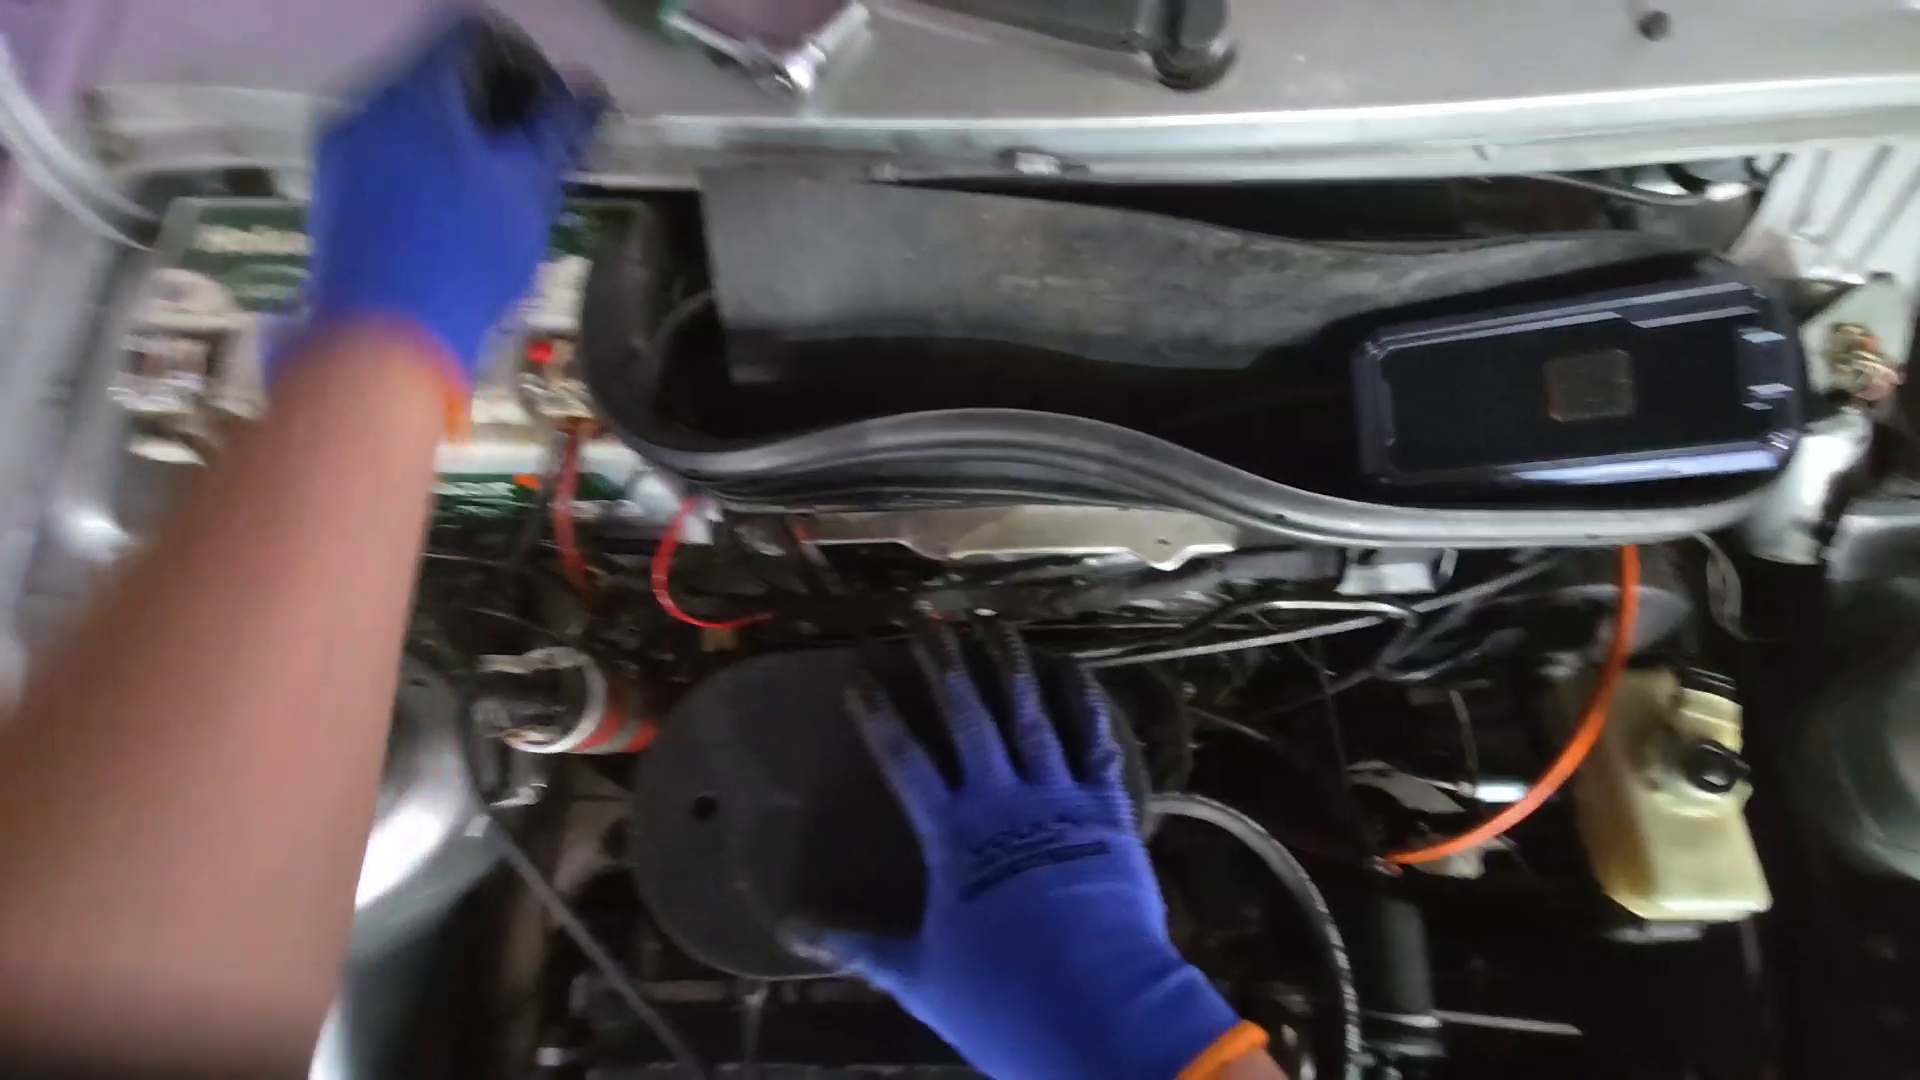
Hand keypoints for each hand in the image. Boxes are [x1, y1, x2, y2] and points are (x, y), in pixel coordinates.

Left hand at [284, 11, 603, 389]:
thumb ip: (558, 131)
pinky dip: (435, 166)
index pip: (476, 34)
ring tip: (504, 195)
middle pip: (445, 76)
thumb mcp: (529, 190)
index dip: (528, 64)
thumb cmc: (469, 253)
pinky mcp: (335, 186)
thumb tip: (590, 89)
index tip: (556, 111)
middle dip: (500, 109)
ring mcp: (344, 144)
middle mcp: (368, 100)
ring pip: (419, 117)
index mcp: (418, 90)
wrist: (387, 327)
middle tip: (538, 158)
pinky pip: (394, 152)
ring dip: (469, 141)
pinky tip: (460, 217)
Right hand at [799, 627, 1260, 1079]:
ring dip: (1012, 666)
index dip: (877, 714)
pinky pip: (1095, 744)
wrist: (1100, 1009)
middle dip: (945, 665)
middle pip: (967, 715)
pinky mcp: (1105, 806)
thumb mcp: (920, 974)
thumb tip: (790, 930)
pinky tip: (1078, 672)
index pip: (903, 757)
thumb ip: (857, 943)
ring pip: (1030, 714)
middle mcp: (1002, 795)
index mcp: (953, 831)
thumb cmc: (1003, 994)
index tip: (858, 674)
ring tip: (996, 625)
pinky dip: (1086, 707)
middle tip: (930, 622)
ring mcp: (1057, 793)